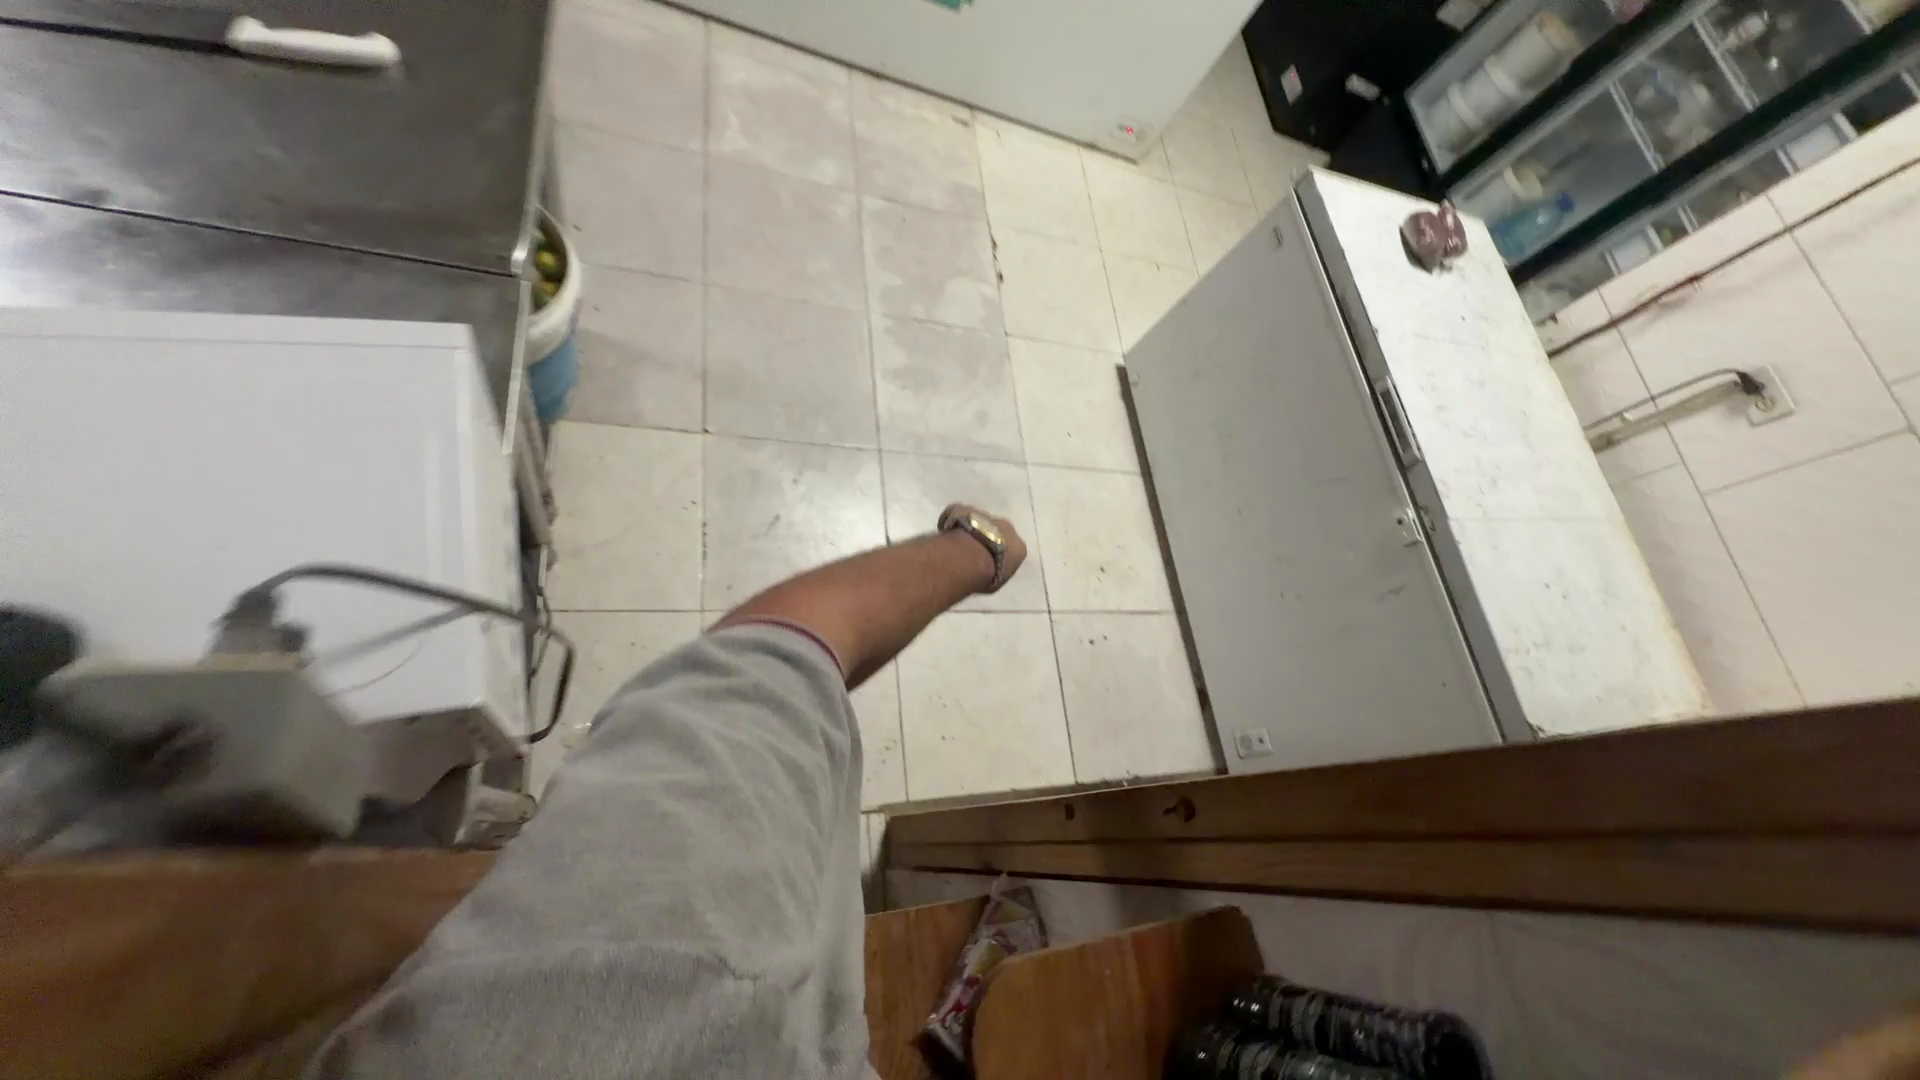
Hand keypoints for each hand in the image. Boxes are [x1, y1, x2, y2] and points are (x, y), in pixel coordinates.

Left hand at [942, 503, 1027, 592]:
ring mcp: (984, 514)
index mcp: (1018, 546)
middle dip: (988, 536)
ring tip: (959, 541)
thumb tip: (991, 569)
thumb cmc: (987, 574)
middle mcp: (1006, 526)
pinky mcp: (963, 508)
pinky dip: (954, 518)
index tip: (989, 561)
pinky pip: (959, 511)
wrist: (968, 556)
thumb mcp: (997, 580)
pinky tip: (945, 529)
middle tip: (974, 550)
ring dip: (972, 527)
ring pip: (979, 519)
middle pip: (998, 530)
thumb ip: (996, 570)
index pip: (1012, 549)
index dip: (1000, 554)